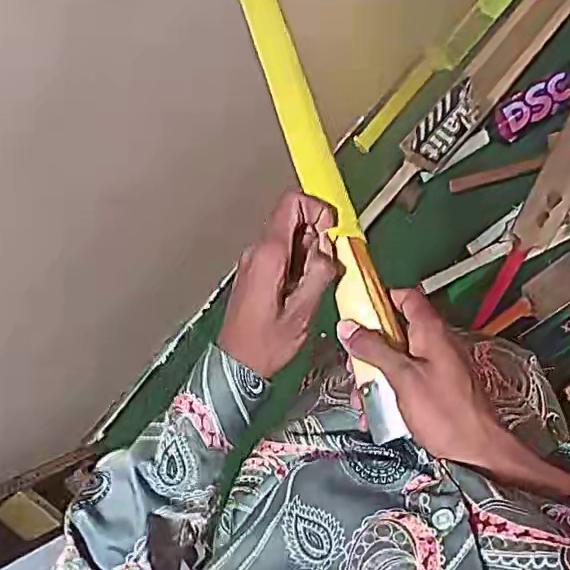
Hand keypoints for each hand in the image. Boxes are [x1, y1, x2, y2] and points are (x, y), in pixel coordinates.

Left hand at [217, 191, 342, 377]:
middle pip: (292, 219)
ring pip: (289, 238)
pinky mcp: (255, 274)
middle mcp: (257, 253)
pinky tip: (301, 293)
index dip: (318, 210)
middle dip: (317, 237)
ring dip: (309, 255)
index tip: (332, 234)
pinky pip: (281, 256)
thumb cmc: (263, 345)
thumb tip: (329, 248)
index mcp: (268, 255)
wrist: (236, 365)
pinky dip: (298, 266)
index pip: (292, 203)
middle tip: (325, 269)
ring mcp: (254, 262)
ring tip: (311, 287)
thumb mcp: (303, 312)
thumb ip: (320, 272)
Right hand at [338, 289, 569, 499]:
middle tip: (355, 369)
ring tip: (362, 399)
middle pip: (395, 332)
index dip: (380, 300)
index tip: (357, 313)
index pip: (405, 298)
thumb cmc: (445, 413)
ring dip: (376, 376)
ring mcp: (438, 366)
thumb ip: (374, 350)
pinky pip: (407, 380)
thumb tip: (348, 327)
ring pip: (398, 359)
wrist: (476, 450)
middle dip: (369, 349)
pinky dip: (390, 391)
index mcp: (431, 332)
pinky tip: (377, 413)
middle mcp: (436, 344)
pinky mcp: (437, 388)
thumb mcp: (402, 378)